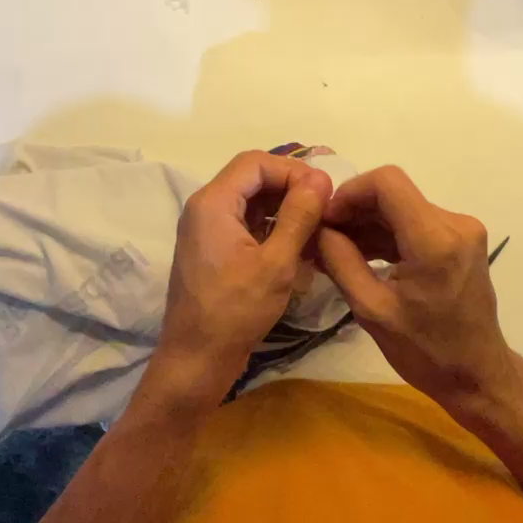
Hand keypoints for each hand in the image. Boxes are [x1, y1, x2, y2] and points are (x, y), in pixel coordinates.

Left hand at [154, 151, 332, 401]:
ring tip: (318, 229)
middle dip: (291, 189)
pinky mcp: (213, 253)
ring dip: (284, 211)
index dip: (294, 169)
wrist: (197, 359)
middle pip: (252, 179)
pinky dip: (272, 230)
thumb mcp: (276, 263)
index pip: (255, 163)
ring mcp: (206, 232)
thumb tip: (321, 178)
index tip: (325, 191)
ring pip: (251, 204)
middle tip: (325, 210)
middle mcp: (204, 209)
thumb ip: (299, 216)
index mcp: (212, 204)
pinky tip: (299, 249)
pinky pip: (246, 227)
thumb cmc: (235, 312)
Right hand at [314, 166, 522, 410]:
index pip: (387, 182)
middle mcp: (455, 224)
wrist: (475, 373)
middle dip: (354, 211)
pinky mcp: (461, 240)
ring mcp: (462, 230)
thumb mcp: (372, 310)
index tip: (326, 220)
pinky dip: (387, 235)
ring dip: (368, 224)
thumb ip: (341, 261)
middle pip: (394, 194)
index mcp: (435, 240)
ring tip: (334, 251)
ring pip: (402, 208)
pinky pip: (416, 223)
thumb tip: (318, 228)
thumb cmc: (424, 351)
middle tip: (322, 240)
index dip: (349, 193)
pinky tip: (360, 256)